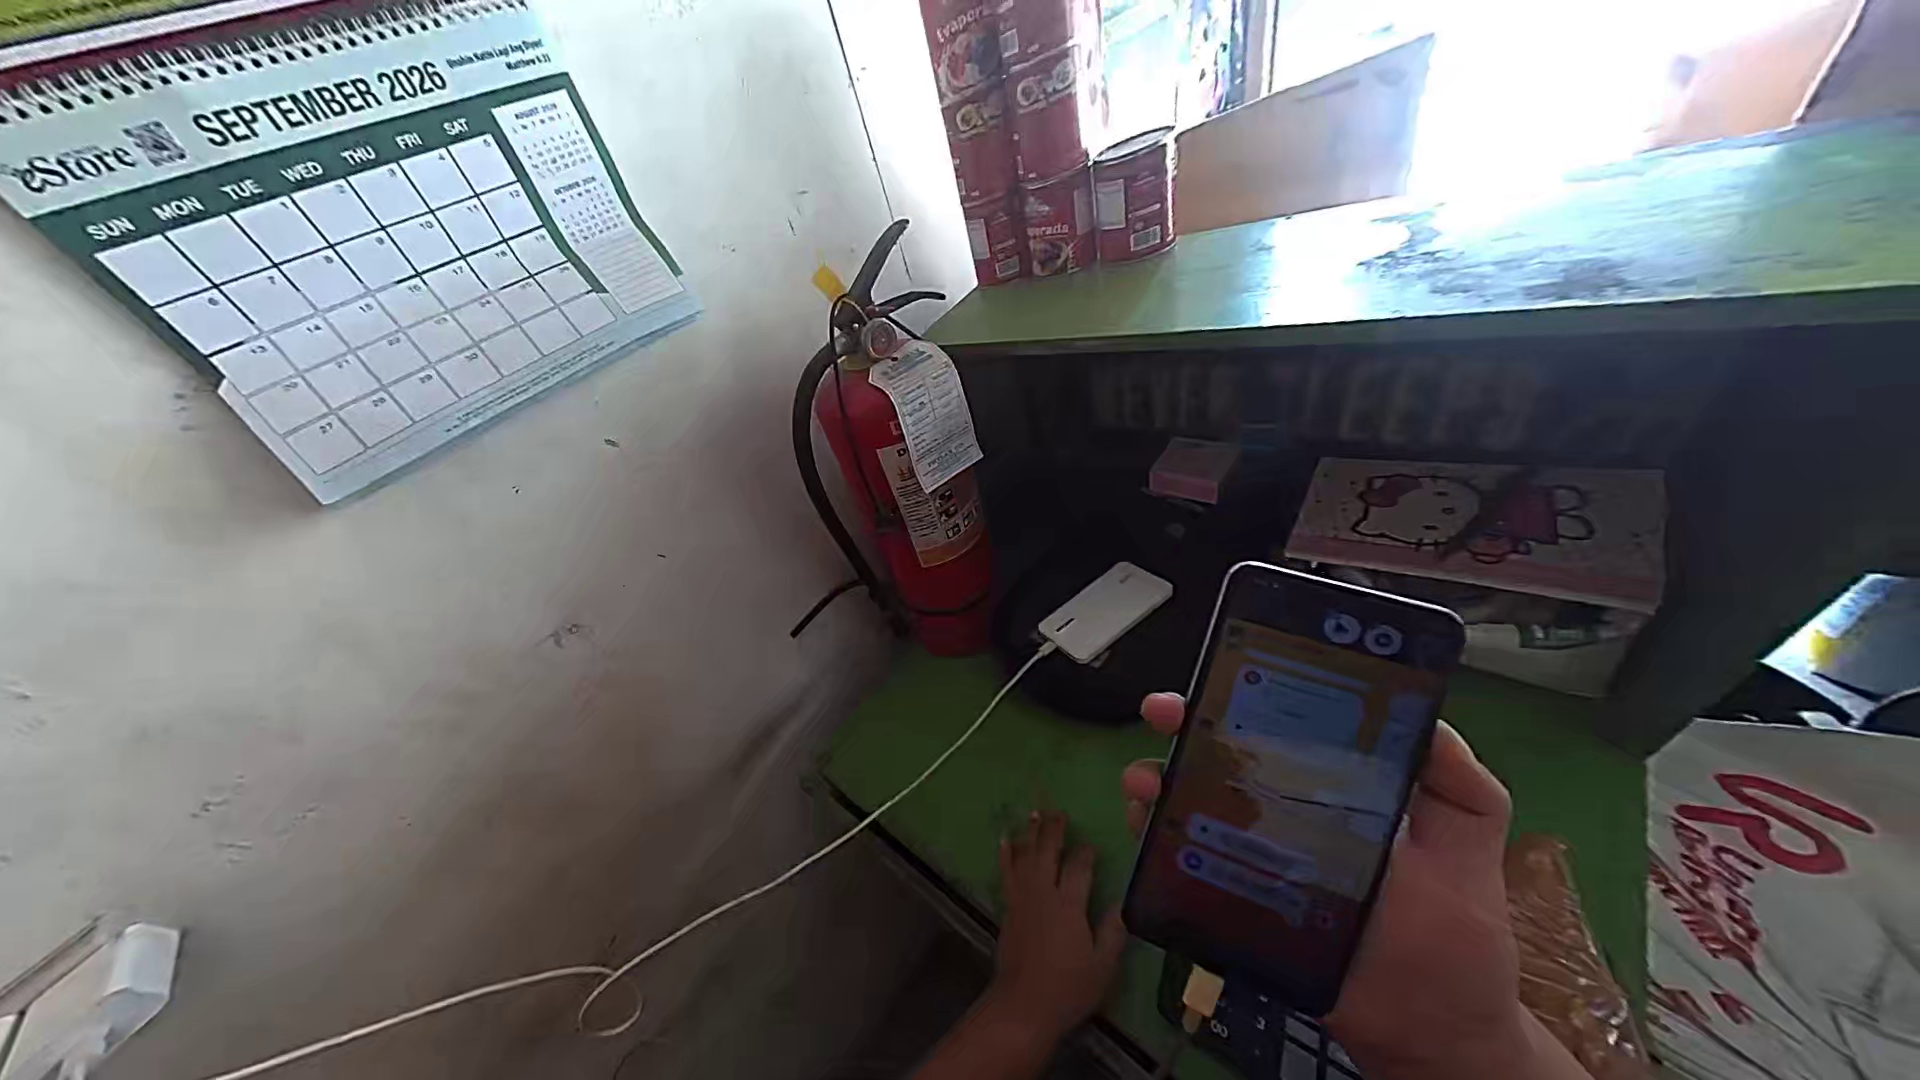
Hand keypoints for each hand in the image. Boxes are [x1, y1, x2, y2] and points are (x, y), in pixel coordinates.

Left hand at [990, 810, 1128, 1040]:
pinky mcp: (1008, 907)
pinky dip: (1007, 854)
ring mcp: (1022, 898)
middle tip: (1058, 812)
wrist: (1024, 1005)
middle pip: (1048, 852)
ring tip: (1034, 814)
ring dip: (1031, 834)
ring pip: (1026, 856)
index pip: (1079, 867)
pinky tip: (1006, 840)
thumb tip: (1122, 902)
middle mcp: (1044, 893)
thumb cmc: (1068, 987)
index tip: (1091, 845)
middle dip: (1054, 830)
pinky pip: (1007, 871)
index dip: (1085, 853)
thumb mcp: (1103, 966)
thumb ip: (1113, 932)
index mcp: (1069, 905)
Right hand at [1126, 693, 1539, 1079]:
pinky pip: (1179, 855)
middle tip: (1163, 711)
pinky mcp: (1229, 891)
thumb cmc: (1451, 937)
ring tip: (1145, 782)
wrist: (1426, 1032)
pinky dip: (1153, 834)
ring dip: (1157, 779)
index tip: (1221, 676)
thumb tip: (1427, 720)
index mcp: (1326, 786)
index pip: (1279, 728)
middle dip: (1184, 723)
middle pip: (1220, 754)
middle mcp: (1277, 806)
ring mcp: (1249, 848)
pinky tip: (1146, 826)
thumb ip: (1462, 789)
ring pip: (1189, 799)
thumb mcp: (1467, 851)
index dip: (1246, 697)